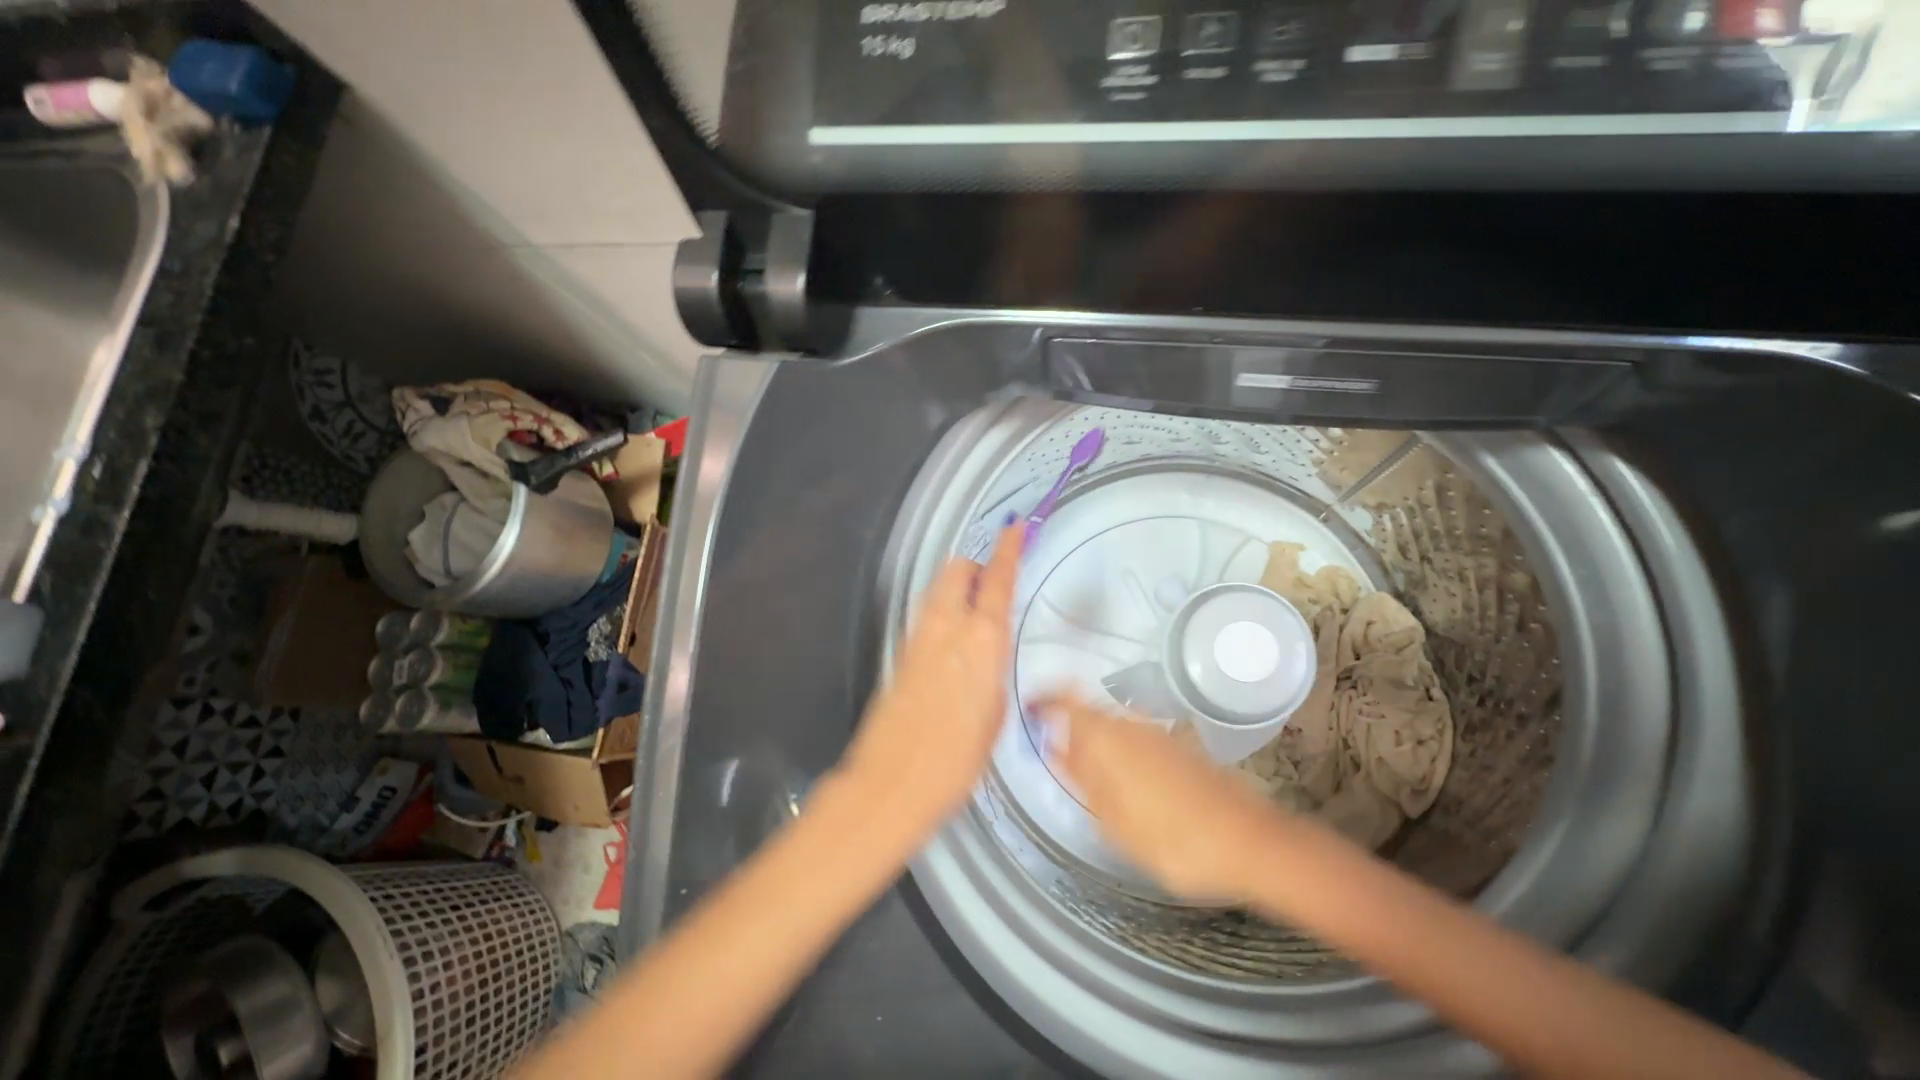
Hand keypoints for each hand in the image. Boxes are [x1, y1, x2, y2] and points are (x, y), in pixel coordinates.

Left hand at [837, 526, 1023, 837]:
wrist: (895, 780)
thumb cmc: (959, 757)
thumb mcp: (996, 712)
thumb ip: (993, 668)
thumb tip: (990, 652)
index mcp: (982, 638)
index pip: (998, 578)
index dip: (1008, 548)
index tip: (1015, 528)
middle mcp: (947, 626)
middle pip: (957, 569)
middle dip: (975, 568)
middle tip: (992, 585)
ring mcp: (918, 637)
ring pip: (938, 592)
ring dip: (956, 591)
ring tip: (976, 617)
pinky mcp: (900, 654)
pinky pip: (926, 618)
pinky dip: (942, 616)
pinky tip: (954, 646)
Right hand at [1036, 694, 1287, 901]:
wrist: (1250, 844)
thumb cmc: (1173, 841)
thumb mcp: (1113, 821)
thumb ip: (1082, 777)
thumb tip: (1054, 745)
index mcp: (1110, 737)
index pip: (1065, 698)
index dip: (1044, 699)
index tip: (1028, 709)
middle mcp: (1134, 725)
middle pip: (1089, 711)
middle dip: (1069, 726)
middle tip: (1054, 754)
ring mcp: (1161, 735)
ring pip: (1114, 727)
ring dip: (1096, 741)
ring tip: (1086, 777)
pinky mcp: (1182, 749)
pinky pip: (1137, 740)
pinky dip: (1121, 753)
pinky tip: (1124, 786)